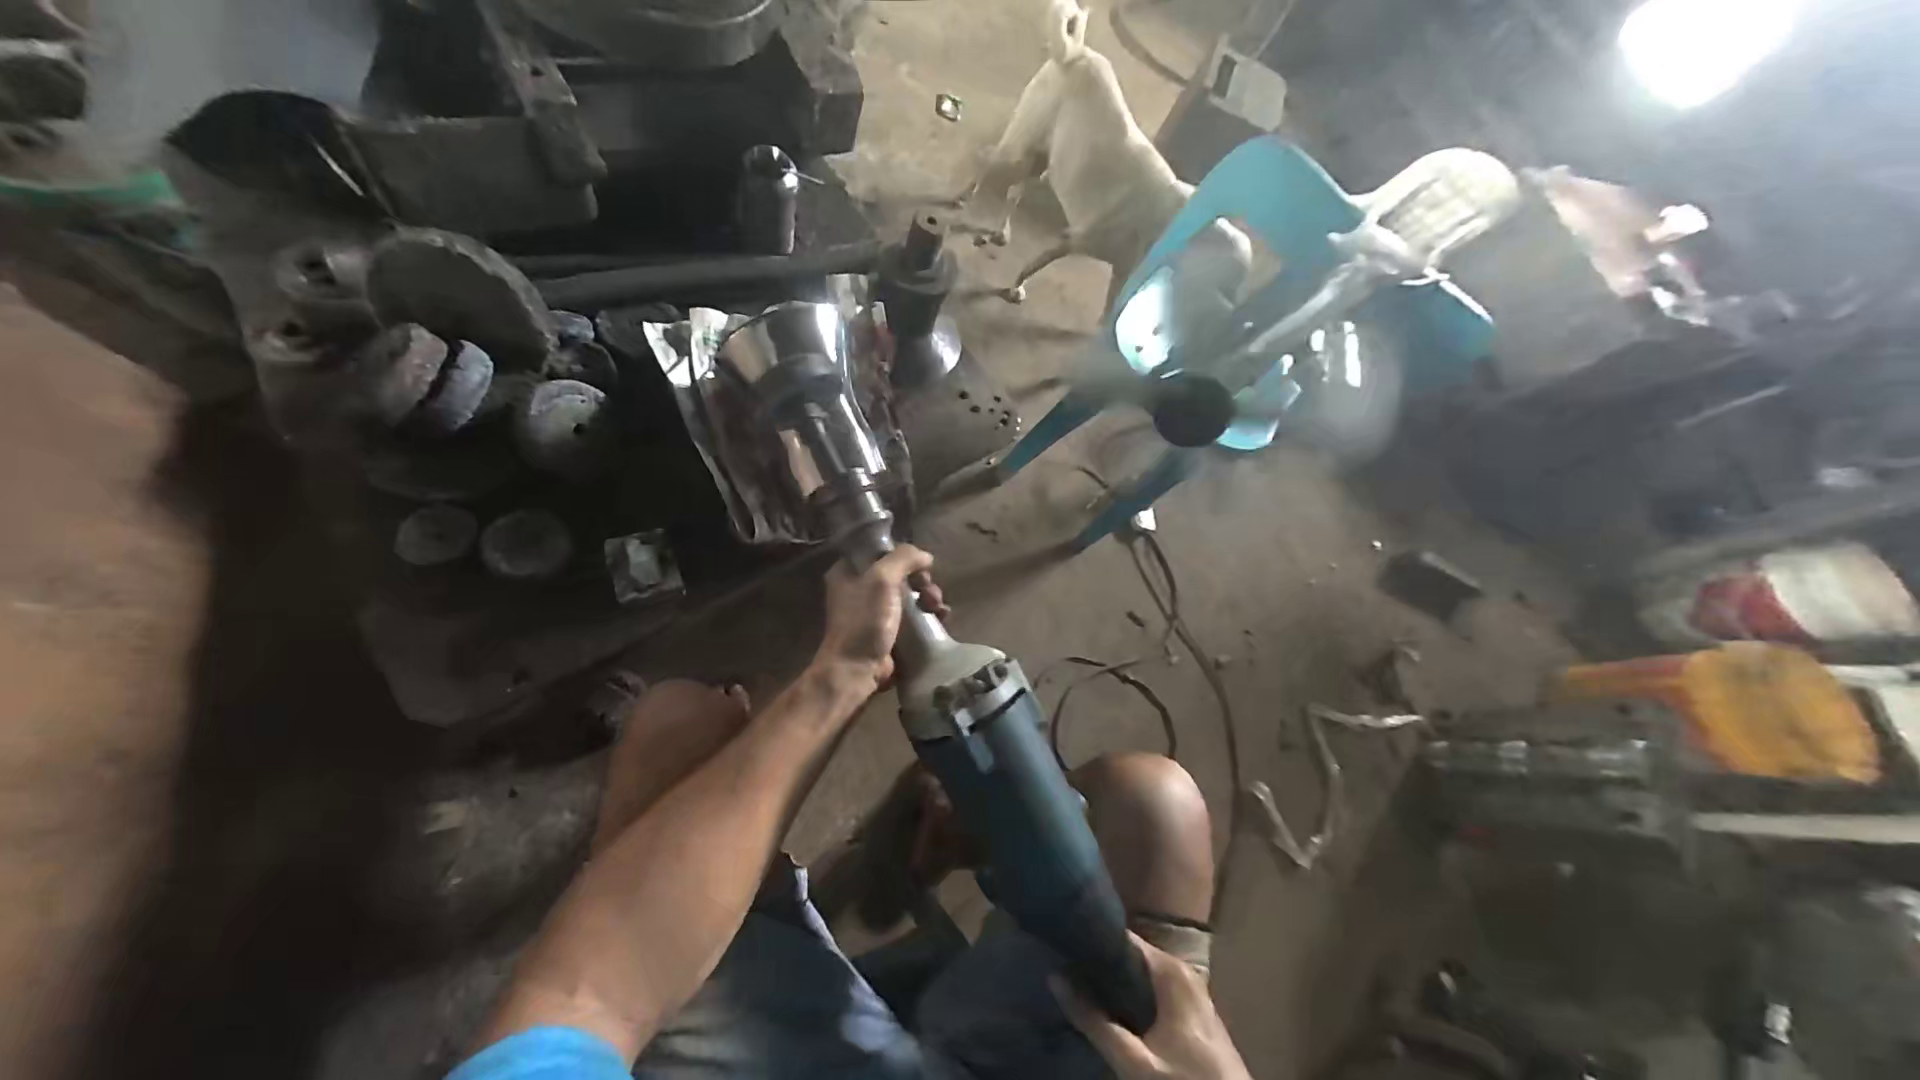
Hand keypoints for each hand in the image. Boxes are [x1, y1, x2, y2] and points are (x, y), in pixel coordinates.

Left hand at [814, 545, 947, 695]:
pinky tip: (942, 618)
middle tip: (929, 590)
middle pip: (900, 574)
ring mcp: (875, 612)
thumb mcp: (881, 579)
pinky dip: (928, 615)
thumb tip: (925, 556)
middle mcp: (859, 589)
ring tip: (938, 608)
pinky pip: (913, 616)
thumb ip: (903, 559)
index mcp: (848, 572)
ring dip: (929, 597)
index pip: (880, 551)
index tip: (920, 565)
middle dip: (922, 580)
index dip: (903, 555)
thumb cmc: (864, 621)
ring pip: (910, 595)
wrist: (856, 670)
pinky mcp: (889, 632)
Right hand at [1051, 935, 1251, 1079]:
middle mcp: (1184, 973)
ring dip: (1116, 986)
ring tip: (1081, 991)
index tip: (1061, 948)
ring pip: (1144, 978)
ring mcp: (1194, 995)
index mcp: (1171, 971)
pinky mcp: (1197, 1018)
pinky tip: (1113, 1016)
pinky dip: (1133, 1000)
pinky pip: (1156, 994)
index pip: (1122, 938)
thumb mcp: (1134, 1062)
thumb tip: (1055, 978)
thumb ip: (1094, 1022)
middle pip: (1132, 958)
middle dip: (1101, 967)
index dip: (1091, 943)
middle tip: (1066, 973)